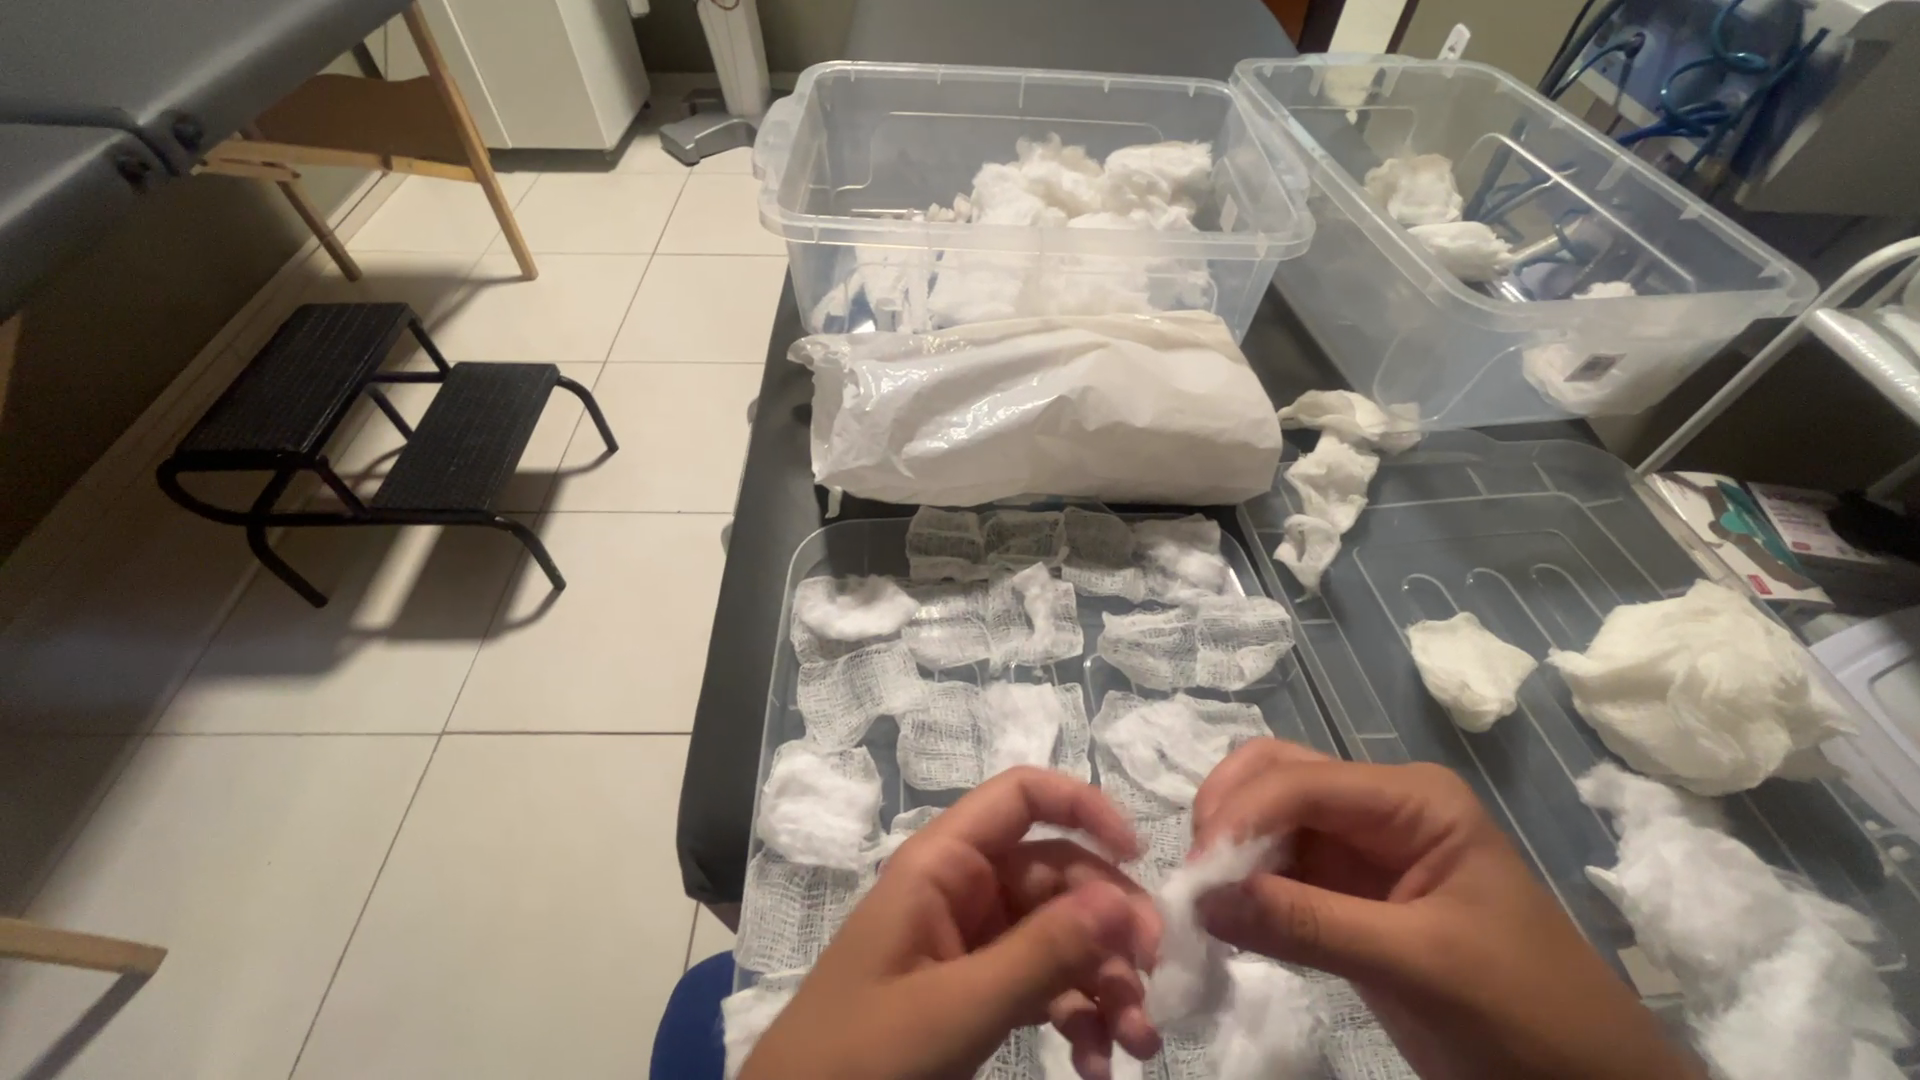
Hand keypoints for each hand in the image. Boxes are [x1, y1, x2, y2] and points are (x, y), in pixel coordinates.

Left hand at [741, 767, 1162, 1079]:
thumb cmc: (861, 1056)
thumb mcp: (955, 1007)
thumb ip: (1041, 954)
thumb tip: (1124, 898)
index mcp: (943, 864)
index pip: (1020, 797)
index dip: (1082, 806)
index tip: (1138, 858)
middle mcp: (963, 889)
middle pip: (1057, 874)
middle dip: (1110, 922)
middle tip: (1156, 979)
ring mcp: (972, 941)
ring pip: (1060, 934)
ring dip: (1105, 980)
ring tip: (1136, 1041)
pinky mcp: (978, 990)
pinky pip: (1043, 983)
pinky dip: (1077, 1015)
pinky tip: (1095, 1062)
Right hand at [1190, 739, 1704, 1079]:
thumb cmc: (1528, 1016)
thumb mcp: (1420, 966)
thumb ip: (1307, 925)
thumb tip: (1201, 900)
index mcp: (1412, 799)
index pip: (1300, 780)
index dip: (1240, 816)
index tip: (1196, 876)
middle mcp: (1378, 805)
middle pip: (1274, 775)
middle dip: (1225, 812)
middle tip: (1195, 875)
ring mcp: (1360, 846)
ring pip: (1267, 817)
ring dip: (1227, 848)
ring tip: (1203, 901)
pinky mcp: (1345, 890)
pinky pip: (1276, 867)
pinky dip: (1242, 885)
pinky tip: (1227, 918)